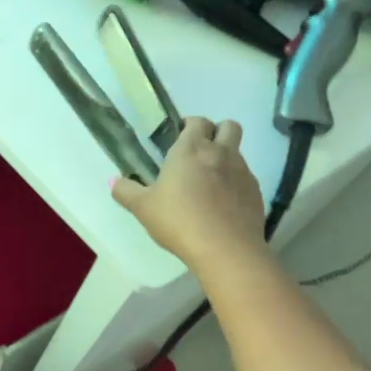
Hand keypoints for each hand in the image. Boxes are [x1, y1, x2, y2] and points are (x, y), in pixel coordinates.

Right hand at [111, 117, 266, 271]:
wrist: (225, 248)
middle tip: (199, 150)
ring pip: (237, 152)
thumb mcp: (142, 207)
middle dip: (216, 131)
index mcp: (191, 150)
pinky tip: (221, 203)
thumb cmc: (178, 220)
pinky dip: (234, 182)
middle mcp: (221, 153)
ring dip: (224, 158)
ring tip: (207, 182)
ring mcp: (242, 171)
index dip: (189, 125)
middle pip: (228, 126)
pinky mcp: (256, 192)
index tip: (178, 136)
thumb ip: (125, 191)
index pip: (197, 122)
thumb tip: (114, 181)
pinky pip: (245, 177)